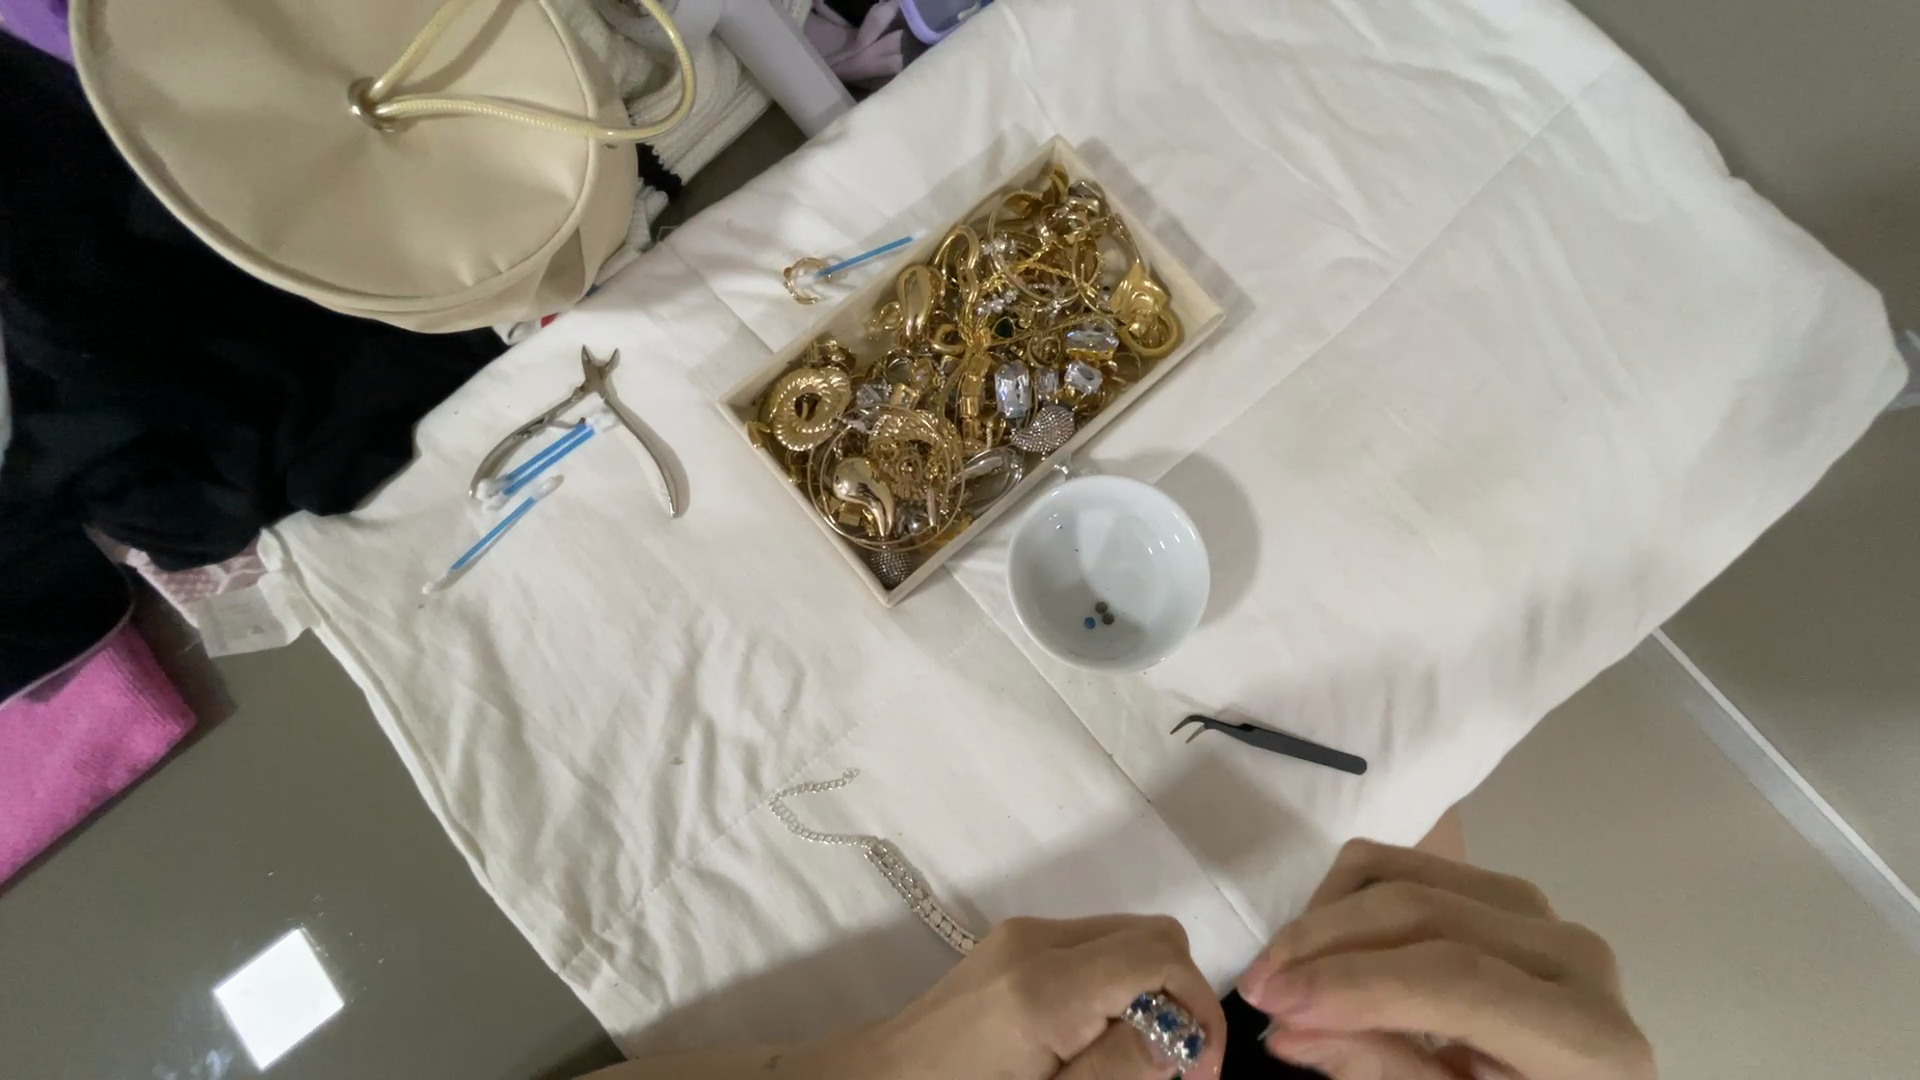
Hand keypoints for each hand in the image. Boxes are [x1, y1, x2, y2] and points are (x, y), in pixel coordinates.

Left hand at [869, 915, 1226, 1079]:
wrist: (889, 1078)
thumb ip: (1118, 1067)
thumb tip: (1182, 1034)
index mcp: (1046, 984)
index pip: (1156, 954)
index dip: (1200, 1006)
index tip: (1202, 1069)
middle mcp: (1039, 937)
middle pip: (1150, 932)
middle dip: (1181, 993)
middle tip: (1177, 1065)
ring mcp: (1026, 931)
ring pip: (1125, 933)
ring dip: (1151, 986)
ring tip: (1138, 1052)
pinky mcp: (1018, 937)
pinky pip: (1094, 943)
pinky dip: (1118, 978)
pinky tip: (1101, 1029)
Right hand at [1236, 840, 1653, 1079]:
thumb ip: (1375, 1068)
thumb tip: (1282, 1028)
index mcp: (1592, 1036)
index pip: (1456, 981)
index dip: (1354, 985)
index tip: (1271, 1003)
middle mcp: (1569, 951)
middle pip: (1418, 915)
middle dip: (1321, 946)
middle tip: (1255, 985)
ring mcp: (1529, 907)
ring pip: (1395, 877)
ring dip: (1322, 917)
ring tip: (1283, 967)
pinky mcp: (1486, 886)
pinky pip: (1391, 864)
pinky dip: (1338, 893)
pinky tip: (1321, 941)